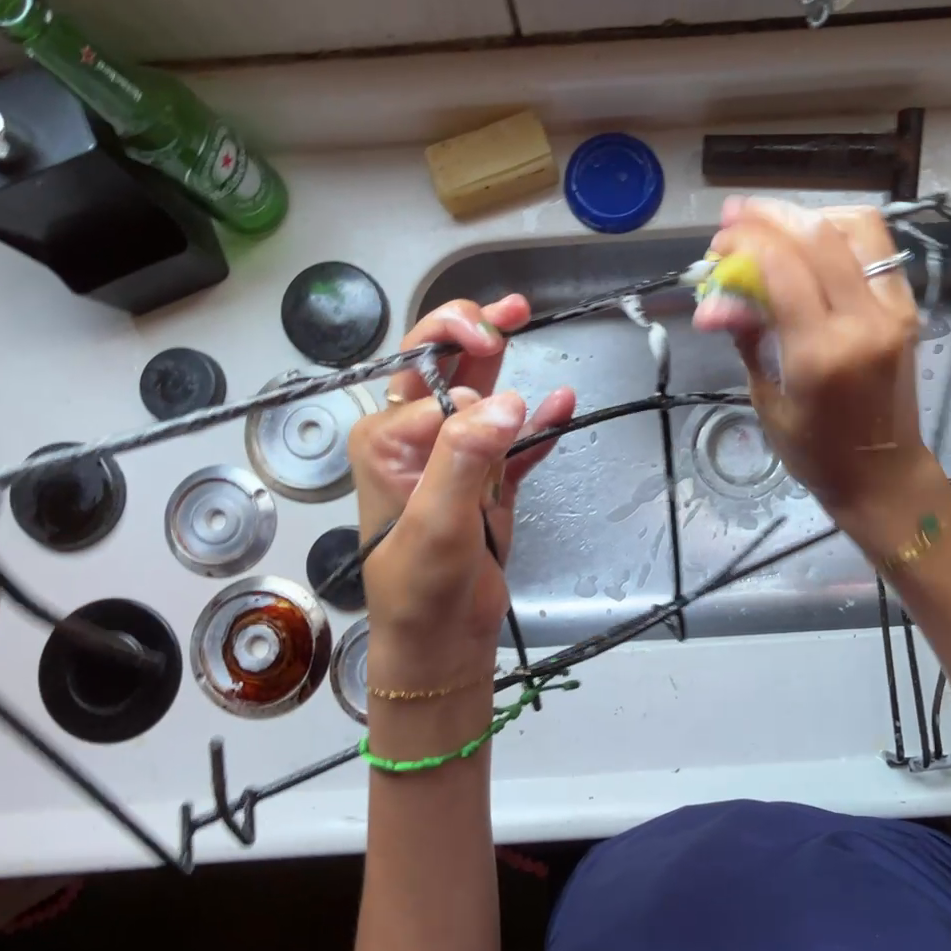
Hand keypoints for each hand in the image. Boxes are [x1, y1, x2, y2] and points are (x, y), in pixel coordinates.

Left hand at [349, 296, 574, 693]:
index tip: (502, 383)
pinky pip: (516, 444)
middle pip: (440, 369)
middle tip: (509, 310)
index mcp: (387, 441)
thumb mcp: (437, 521)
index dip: (462, 367)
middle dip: (469, 330)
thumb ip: (465, 456)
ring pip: (478, 395)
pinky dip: (538, 425)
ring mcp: (456, 461)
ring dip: (500, 361)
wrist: (442, 641)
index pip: (425, 382)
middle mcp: (417, 441)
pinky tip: (563, 403)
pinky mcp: (488, 485)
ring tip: (523, 318)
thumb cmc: (422, 586)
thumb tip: (507, 398)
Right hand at [693, 197, 948, 552]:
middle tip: (734, 220)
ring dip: (809, 216)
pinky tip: (810, 245)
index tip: (718, 240)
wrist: (883, 475)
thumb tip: (712, 300)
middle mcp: (863, 323)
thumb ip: (748, 337)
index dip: (745, 241)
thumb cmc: (816, 453)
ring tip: (775, 226)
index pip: (782, 266)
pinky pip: (876, 250)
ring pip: (856, 228)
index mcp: (820, 353)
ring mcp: (892, 312)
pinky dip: (840, 235)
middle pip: (817, 236)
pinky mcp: (906, 309)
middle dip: (768, 218)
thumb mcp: (768, 399)